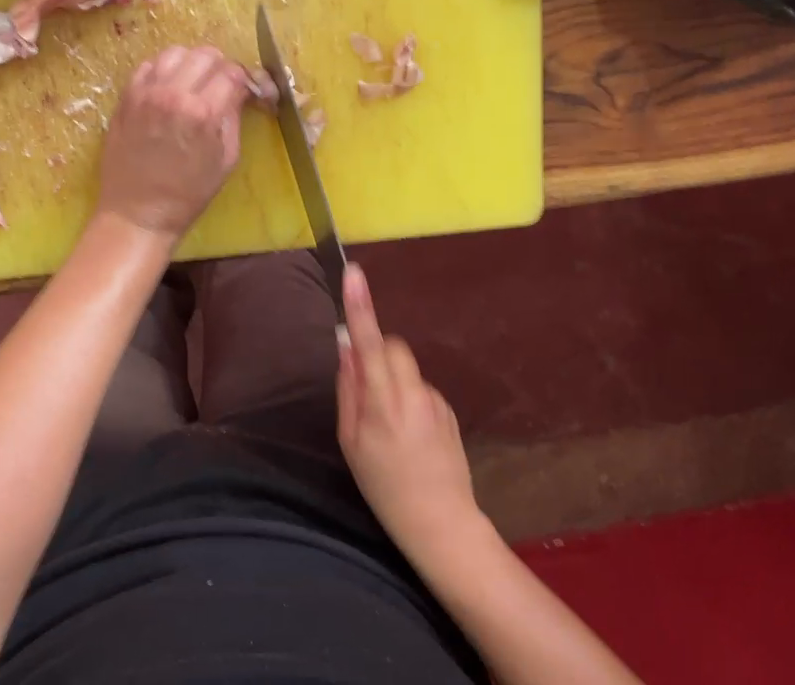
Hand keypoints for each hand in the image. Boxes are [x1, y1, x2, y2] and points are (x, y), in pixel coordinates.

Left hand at [98, 45, 249, 239]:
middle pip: (205, 55)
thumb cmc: (188, 194)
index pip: (232, 73)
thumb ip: (233, 117)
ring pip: (175, 52)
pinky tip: (167, 88)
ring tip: (192, 83)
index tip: (243, 90)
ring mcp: (145, 93)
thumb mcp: (226, 159)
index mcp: (203, 112)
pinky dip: (162, 70)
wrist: (138, 213)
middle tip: (219, 87)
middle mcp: (174, 93)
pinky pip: (148, 66)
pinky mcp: (126, 97)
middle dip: (219, 67)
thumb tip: (241, 91)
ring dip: (190, 63)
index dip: (243, 79)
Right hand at [337, 263, 479, 547]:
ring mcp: (435, 400)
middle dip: (376, 353)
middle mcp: (412, 393)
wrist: (440, 521)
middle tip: (364, 388)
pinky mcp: (448, 410)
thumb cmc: (383, 485)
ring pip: (406, 368)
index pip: (368, 343)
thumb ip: (348, 389)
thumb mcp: (351, 441)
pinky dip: (408, 398)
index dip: (360, 307)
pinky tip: (409, 435)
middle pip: (393, 347)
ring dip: (392, 379)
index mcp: (382, 403)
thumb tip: (346, 346)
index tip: (354, 273)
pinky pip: (420, 389)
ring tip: (388, 424)